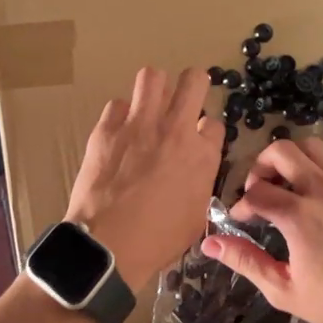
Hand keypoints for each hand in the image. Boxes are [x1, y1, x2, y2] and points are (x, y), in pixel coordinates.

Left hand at [63, 67, 223, 292]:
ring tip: (150, 104)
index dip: (207, 130)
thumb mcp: (197, 215)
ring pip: (152, 76)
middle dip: (192, 84)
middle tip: (183, 98)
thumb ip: (201, 181)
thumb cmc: (158, 240)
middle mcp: (175, 129)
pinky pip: (118, 103)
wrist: (109, 245)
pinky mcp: (108, 128)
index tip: (198, 139)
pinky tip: (119, 131)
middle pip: (193, 80)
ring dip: (155, 88)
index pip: (215, 122)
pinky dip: (121, 115)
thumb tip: (196, 168)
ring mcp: (140, 124)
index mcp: (202, 154)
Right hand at [201, 136, 322, 322]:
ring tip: (284, 184)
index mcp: (300, 217)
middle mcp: (322, 190)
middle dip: (260, 167)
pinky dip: (317, 161)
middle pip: (280, 151)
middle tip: (258, 192)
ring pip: (309, 145)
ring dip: (290, 158)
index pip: (257, 193)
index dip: (241, 206)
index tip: (240, 221)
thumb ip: (245, 261)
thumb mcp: (283, 290)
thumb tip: (210, 243)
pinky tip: (312, 187)